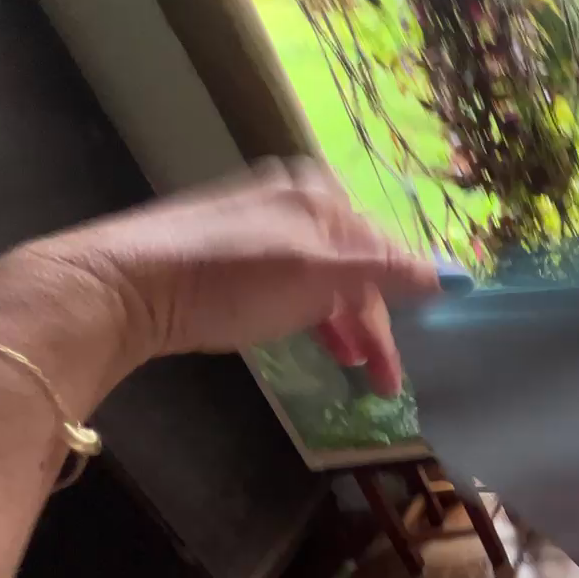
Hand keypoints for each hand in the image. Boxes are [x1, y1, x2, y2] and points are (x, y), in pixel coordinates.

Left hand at [15, 159, 437, 396]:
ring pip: (333, 283)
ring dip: (351, 329)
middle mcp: (298, 204)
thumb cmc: (232, 280)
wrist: (122, 288)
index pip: (390, 252)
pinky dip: (319, 318)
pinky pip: (302, 286)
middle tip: (385, 377)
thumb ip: (390, 273)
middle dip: (376, 326)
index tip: (423, 341)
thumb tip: (456, 277)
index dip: (410, 298)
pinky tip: (322, 342)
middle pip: (361, 271)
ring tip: (357, 367)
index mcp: (321, 200)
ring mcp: (266, 229)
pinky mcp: (239, 255)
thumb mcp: (322, 276)